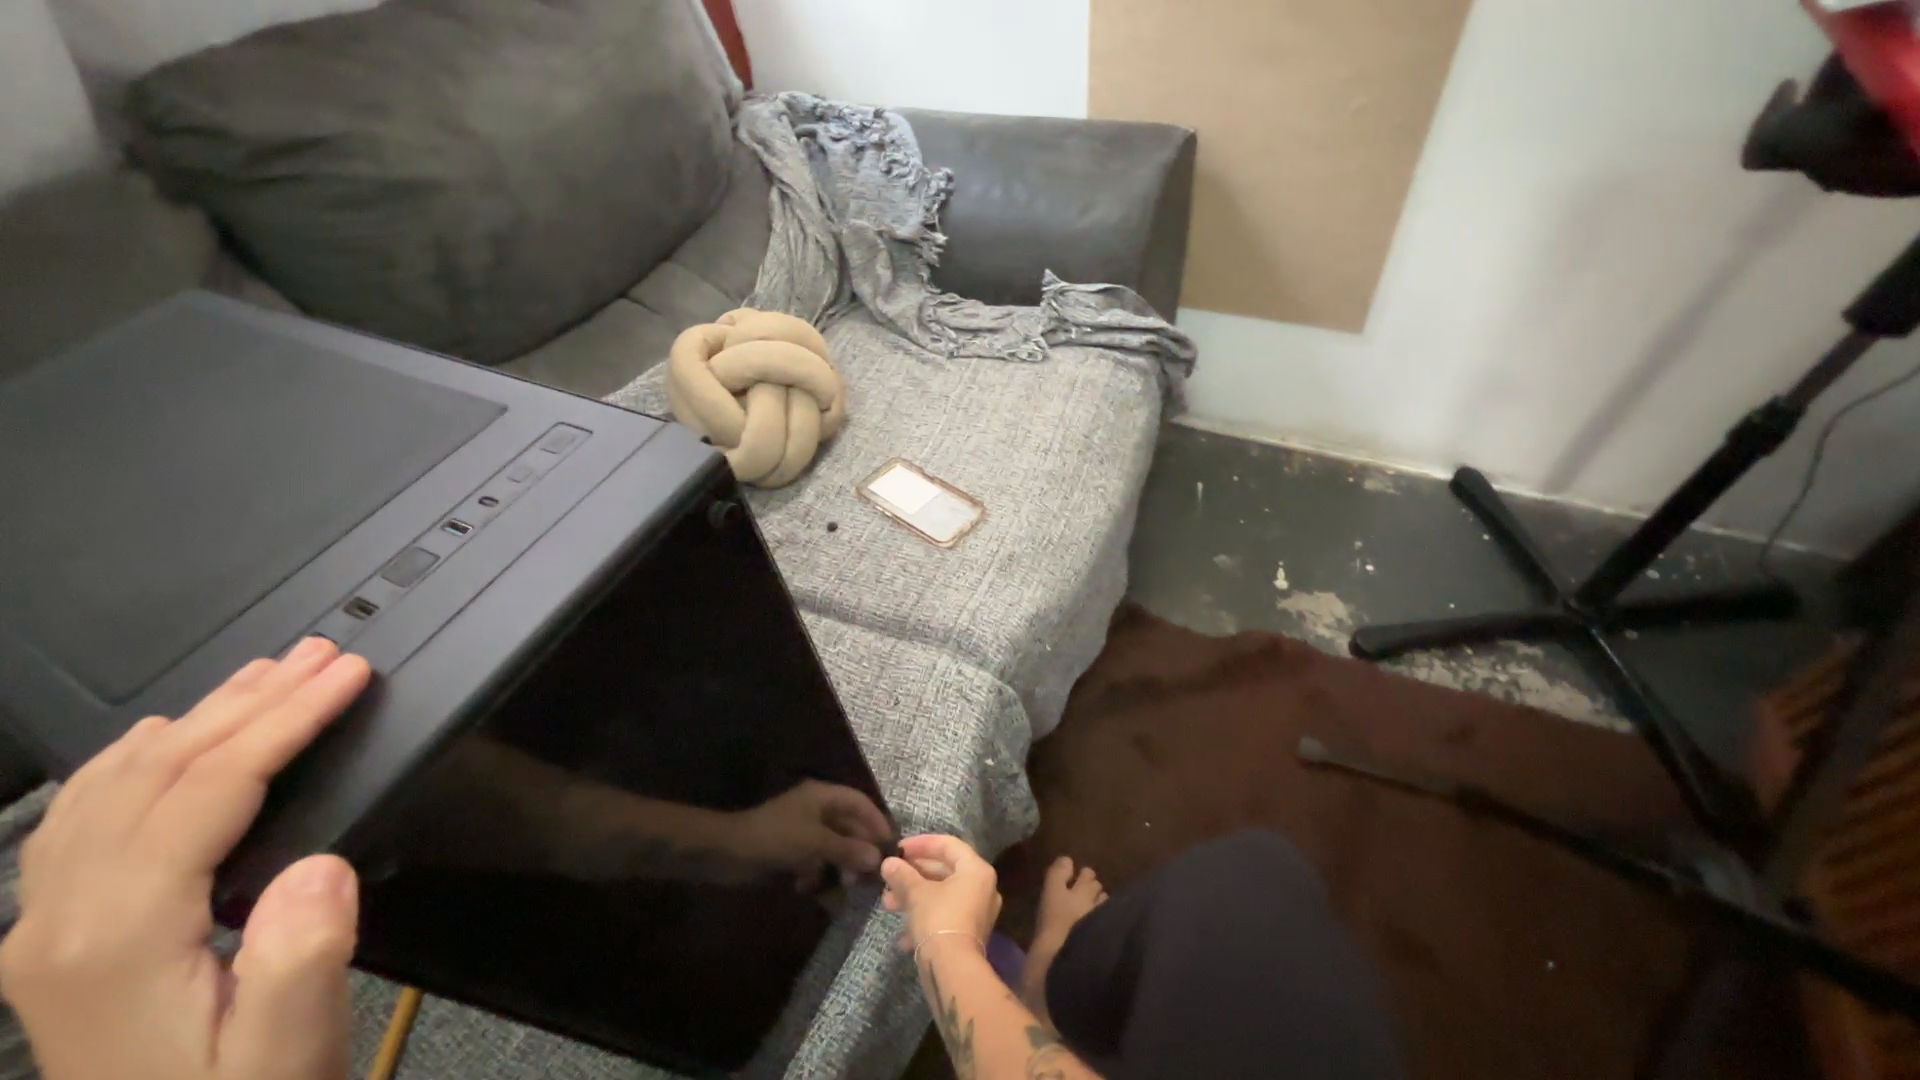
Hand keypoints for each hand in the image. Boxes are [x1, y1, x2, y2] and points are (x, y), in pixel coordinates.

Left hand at [1, 637, 371, 1079]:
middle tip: (322, 656)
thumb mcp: (286, 1050)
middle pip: (155, 774)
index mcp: (121, 942)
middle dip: (249, 702)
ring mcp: (47, 930)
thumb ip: (301, 959)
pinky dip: (134, 759)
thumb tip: (321, 862)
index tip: (350, 675)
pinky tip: (164, 739)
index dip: (285, 721)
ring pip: (110, 786)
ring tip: (267, 674)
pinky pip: (82, 818)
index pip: (208, 792)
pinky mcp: (59, 938)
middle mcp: (62, 924)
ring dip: (197, 718)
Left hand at [730, 779, 891, 885]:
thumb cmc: (776, 839)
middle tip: (871, 874)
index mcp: (822, 796)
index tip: (890, 845)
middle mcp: (815, 809)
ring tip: (846, 885)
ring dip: (840, 865)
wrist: (727, 853)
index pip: (859, 802)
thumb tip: (878, 857)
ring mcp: (801, 830)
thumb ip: (849, 849)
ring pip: (832, 846)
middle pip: (848, 826)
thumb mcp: (816, 843)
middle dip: (859, 849)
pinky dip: (816, 873)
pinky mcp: (790, 851)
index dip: (877, 821)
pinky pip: (814, 860)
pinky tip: (811, 888)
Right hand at [880, 834, 1000, 954]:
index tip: (898, 849)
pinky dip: (924, 919)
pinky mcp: (969, 935)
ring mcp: (977, 913)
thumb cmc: (938, 919)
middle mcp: (982, 888)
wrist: (953, 970)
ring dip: (914, 897)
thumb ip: (902, 874)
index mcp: (976, 870)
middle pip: (944, 871)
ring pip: (942, 896)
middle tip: (889, 878)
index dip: (921, 844)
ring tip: (887, 905)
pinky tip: (903, 936)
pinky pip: (945, 916)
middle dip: (913, 875)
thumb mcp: (916, 893)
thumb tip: (888, 863)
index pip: (948, 845)